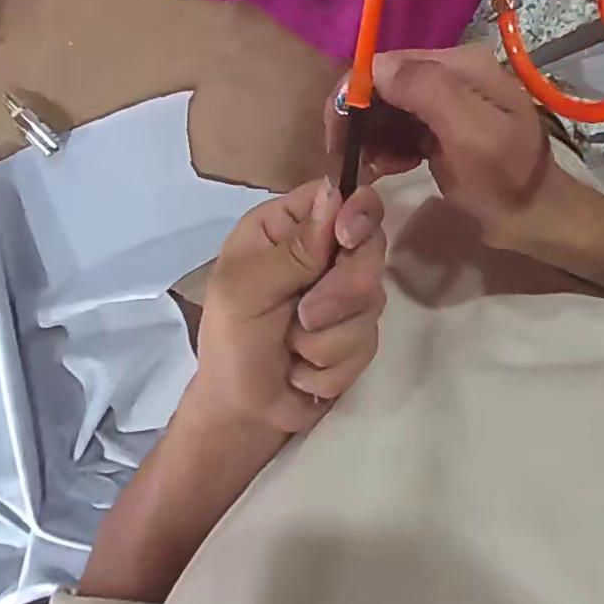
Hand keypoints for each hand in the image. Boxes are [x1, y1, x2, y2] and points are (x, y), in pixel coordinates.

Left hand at [191, 178, 387, 434]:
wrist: (245, 414)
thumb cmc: (231, 343)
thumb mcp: (248, 290)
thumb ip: (295, 248)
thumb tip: (335, 189)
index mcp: (281, 229)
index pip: (337, 196)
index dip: (354, 213)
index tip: (347, 239)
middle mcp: (316, 253)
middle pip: (368, 246)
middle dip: (341, 292)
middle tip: (305, 317)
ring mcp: (340, 293)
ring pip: (372, 298)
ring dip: (329, 337)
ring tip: (293, 350)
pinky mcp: (355, 332)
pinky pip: (369, 340)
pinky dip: (332, 363)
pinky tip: (304, 371)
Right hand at [324, 45, 603, 247]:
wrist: (534, 217)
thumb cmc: (504, 180)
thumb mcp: (472, 136)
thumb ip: (428, 92)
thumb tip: (375, 68)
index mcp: (460, 64)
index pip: (385, 64)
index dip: (354, 95)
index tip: (337, 136)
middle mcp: (450, 72)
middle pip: (382, 84)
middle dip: (359, 119)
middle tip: (349, 157)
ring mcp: (445, 98)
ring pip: (385, 107)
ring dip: (371, 137)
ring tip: (376, 167)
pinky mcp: (439, 123)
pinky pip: (396, 125)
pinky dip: (386, 146)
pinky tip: (392, 167)